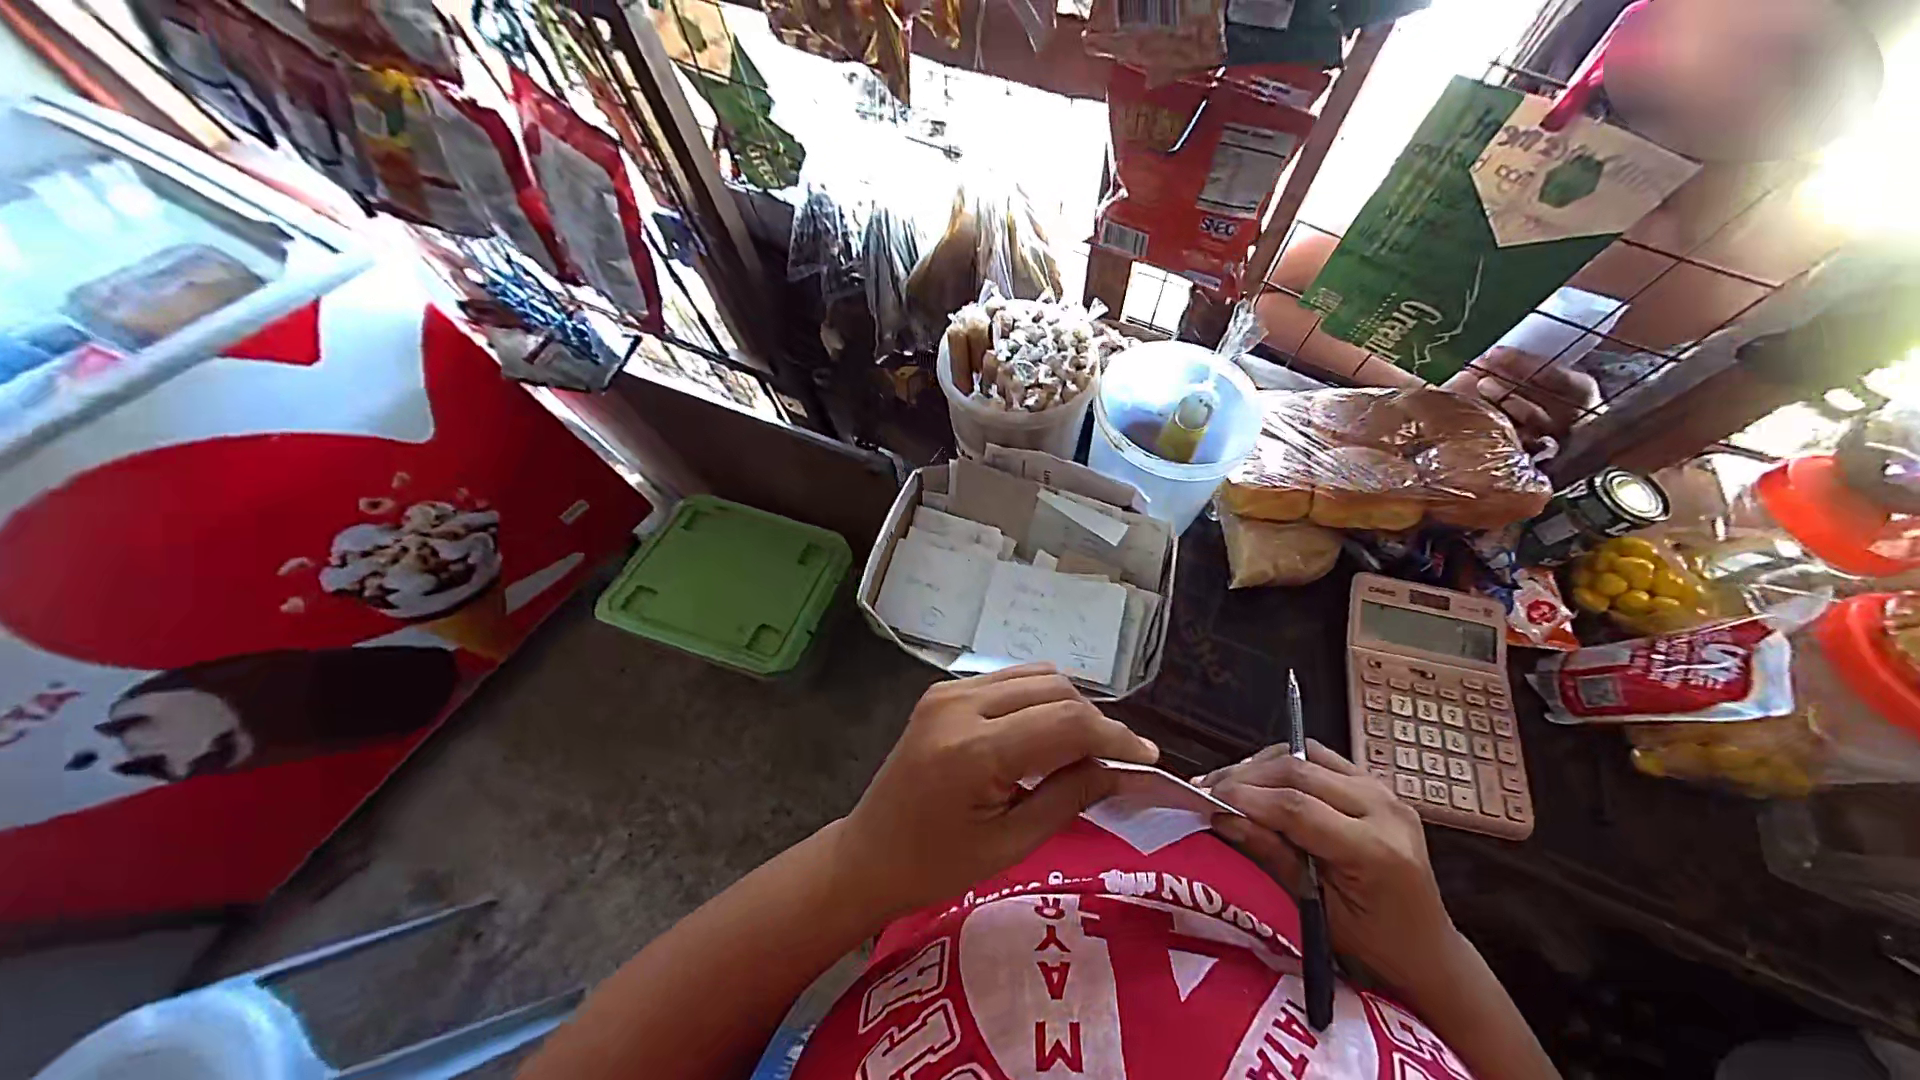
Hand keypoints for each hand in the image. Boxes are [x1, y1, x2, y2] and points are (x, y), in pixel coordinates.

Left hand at [837, 664, 1157, 917]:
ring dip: (1069, 706)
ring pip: (1034, 676)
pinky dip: (1039, 700)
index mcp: (973, 750)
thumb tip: (1122, 769)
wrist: (869, 853)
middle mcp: (960, 705)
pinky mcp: (943, 691)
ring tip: (1083, 749)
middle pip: (1054, 689)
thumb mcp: (1011, 843)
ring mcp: (948, 691)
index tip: (1146, 759)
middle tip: (1115, 761)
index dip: (1114, 736)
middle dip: (1095, 721)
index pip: (1065, 722)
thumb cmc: (936, 865)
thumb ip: (1070, 796)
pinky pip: (1009, 681)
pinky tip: (1045, 734)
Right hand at [1202, 741, 1461, 996]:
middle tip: (1206, 788)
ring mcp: (1383, 791)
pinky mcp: (1375, 784)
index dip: (1245, 798)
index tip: (1205, 800)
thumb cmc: (1372, 943)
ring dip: (1259, 765)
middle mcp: (1384, 809)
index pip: (1296, 806)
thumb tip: (1223, 819)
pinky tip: (1259, 779)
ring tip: (1225, 782)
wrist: (1426, 949)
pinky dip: (1283, 763)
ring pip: (1305, 755)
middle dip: (1244, 776)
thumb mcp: (1316, 909)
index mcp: (1376, 850)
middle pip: (1298, 770)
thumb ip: (1272, 856)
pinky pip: (1319, 757)